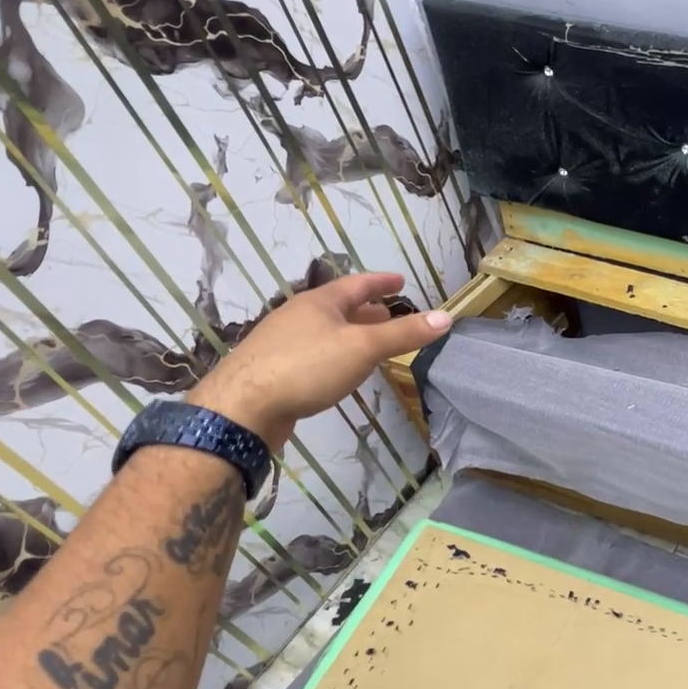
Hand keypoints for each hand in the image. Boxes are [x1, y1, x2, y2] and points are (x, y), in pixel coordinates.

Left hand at [188, 272, 449, 447]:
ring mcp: (283, 342)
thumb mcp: (363, 347)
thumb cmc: (306, 367)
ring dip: (351, 333)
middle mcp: (299, 316)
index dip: (381, 282)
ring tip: (373, 343)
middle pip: (339, 307)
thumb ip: (405, 334)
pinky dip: (336, 353)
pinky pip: (314, 352)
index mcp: (320, 302)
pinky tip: (342, 370)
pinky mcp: (275, 369)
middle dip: (367, 309)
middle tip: (391, 313)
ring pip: (326, 331)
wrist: (241, 408)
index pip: (357, 284)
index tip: (401, 281)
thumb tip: (446, 317)